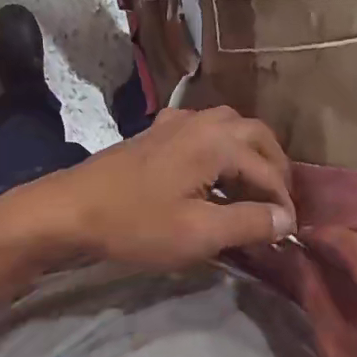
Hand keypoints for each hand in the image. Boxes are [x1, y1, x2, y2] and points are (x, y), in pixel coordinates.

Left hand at [8, 106, 295, 270]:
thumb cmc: (135, 224)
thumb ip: (248, 223)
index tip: (288, 233)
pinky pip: (202, 132)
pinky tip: (212, 176)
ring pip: (229, 128)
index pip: (268, 170)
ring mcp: (174, 124)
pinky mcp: (154, 134)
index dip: (283, 203)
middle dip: (274, 168)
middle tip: (278, 202)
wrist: (68, 211)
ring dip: (248, 156)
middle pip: (256, 135)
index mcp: (217, 141)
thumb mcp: (199, 233)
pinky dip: (220, 151)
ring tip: (251, 189)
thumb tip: (285, 218)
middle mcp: (201, 122)